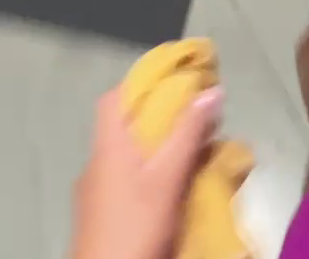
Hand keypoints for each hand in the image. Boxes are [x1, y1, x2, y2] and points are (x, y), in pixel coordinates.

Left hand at [72, 85, 222, 258]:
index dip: (142, 83)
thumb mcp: (168, 178)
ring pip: (128, 156)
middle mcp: (96, 164)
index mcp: (108, 147)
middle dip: (161, 117)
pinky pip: (127, 181)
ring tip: (193, 151)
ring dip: (158, 148)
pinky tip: (173, 189)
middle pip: (125, 126)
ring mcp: (95, 194)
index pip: (114, 98)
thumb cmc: (134, 227)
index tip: (175, 82)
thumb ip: (189, 133)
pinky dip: (150, 175)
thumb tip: (213, 89)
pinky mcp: (101, 218)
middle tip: (195, 118)